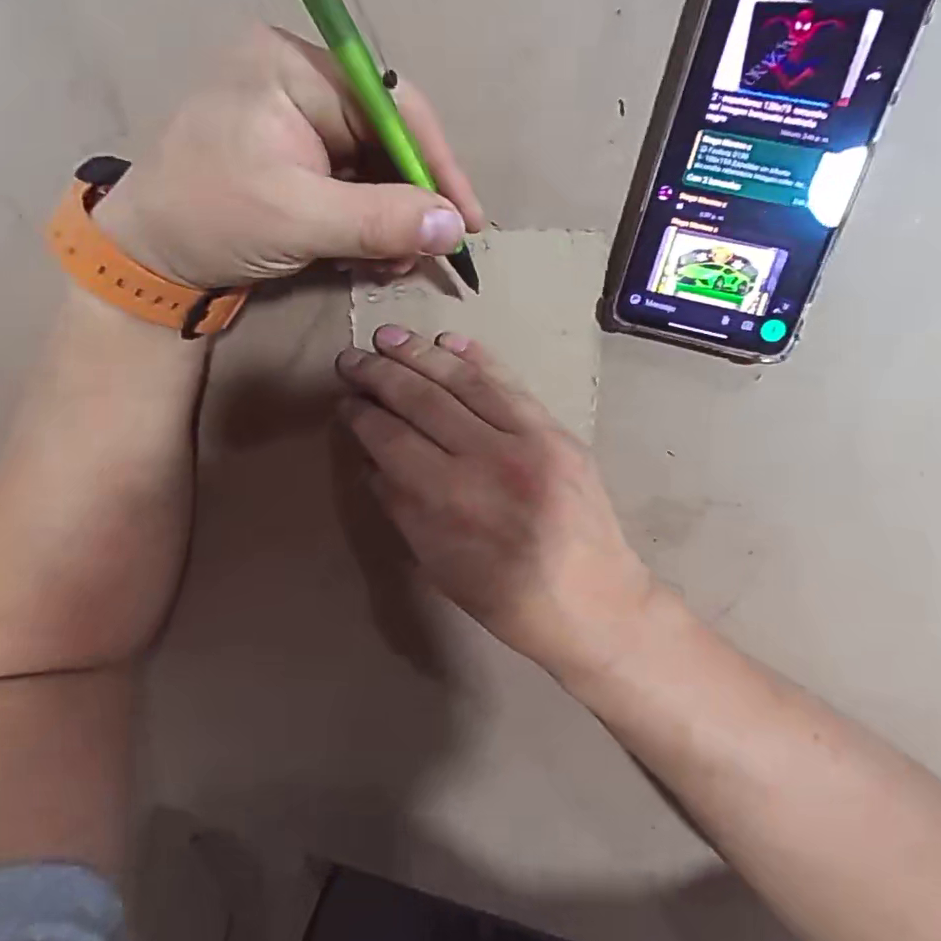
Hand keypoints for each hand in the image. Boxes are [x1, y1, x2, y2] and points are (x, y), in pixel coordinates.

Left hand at [95, 27, 485, 289]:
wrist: (149, 261)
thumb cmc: (209, 221)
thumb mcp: (297, 220)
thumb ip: (378, 220)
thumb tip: (453, 227)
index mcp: (291, 69)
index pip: (389, 104)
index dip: (437, 161)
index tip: (467, 218)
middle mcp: (300, 86)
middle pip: (385, 138)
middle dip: (413, 202)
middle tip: (431, 253)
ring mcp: (298, 126)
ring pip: (373, 170)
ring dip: (395, 223)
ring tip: (398, 266)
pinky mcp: (297, 165)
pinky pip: (352, 190)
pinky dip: (370, 228)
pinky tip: (376, 259)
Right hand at [335, 325, 657, 674]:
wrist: (595, 602)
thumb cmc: (508, 600)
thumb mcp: (439, 566)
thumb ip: (401, 508)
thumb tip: (372, 461)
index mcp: (450, 501)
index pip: (392, 439)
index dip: (363, 417)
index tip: (345, 403)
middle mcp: (488, 459)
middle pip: (423, 401)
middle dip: (380, 375)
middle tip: (351, 359)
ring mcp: (530, 440)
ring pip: (465, 382)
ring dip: (421, 354)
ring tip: (388, 337)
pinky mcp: (558, 432)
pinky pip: (511, 384)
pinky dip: (479, 359)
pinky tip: (450, 342)